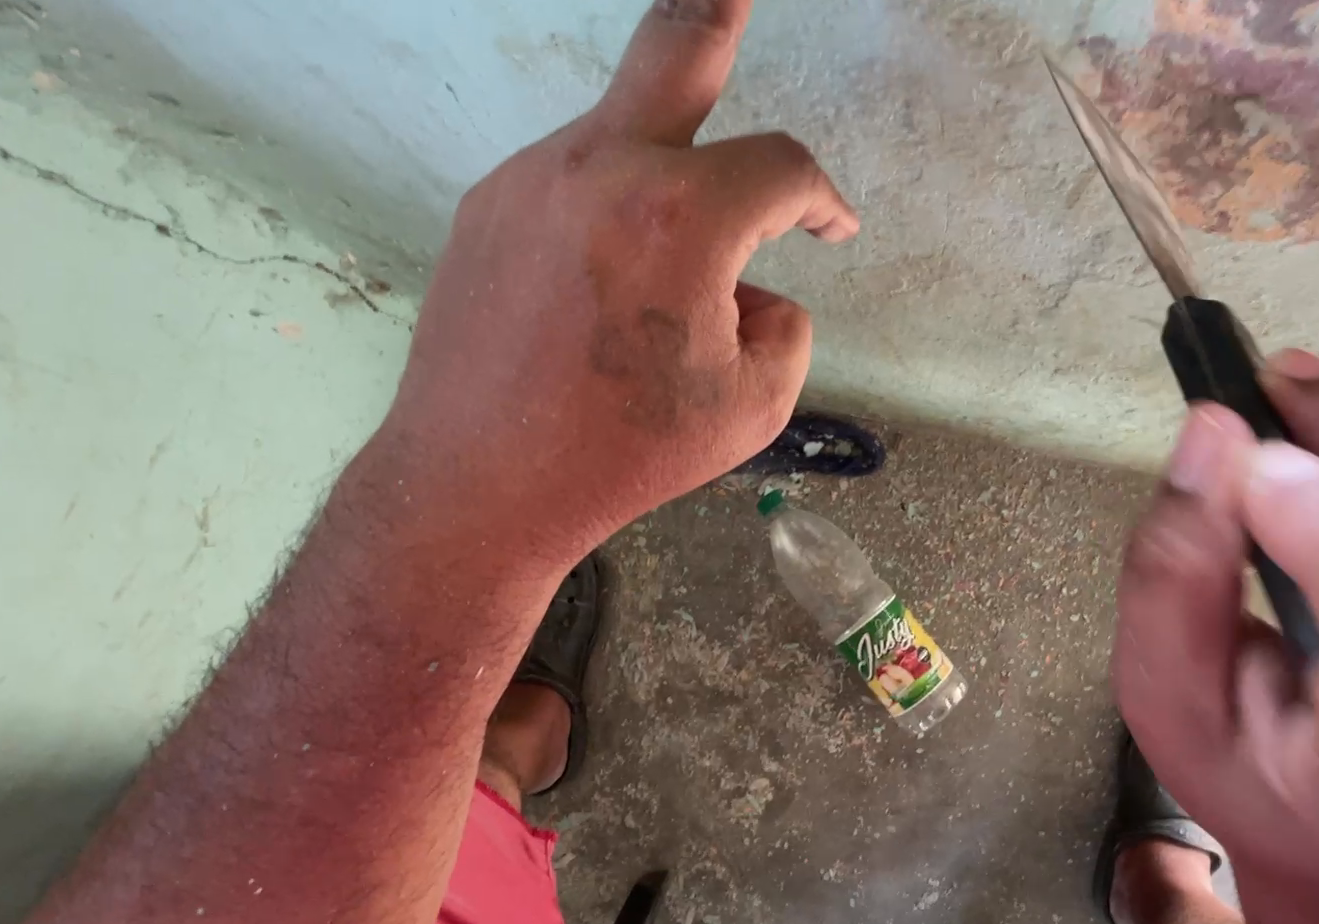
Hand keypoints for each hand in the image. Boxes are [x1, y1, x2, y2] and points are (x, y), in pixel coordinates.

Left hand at [383, 0, 858, 550]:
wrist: (482, 481)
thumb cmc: (629, 452)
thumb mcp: (755, 405)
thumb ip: (784, 327)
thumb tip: (753, 290)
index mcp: (683, 217)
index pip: (783, 170)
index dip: (824, 199)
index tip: (836, 230)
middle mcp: (601, 168)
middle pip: (677, 48)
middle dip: (720, 12)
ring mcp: (531, 179)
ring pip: (624, 134)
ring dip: (671, 173)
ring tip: (677, 262)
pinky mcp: (487, 208)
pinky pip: (576, 183)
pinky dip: (616, 215)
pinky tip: (610, 288)